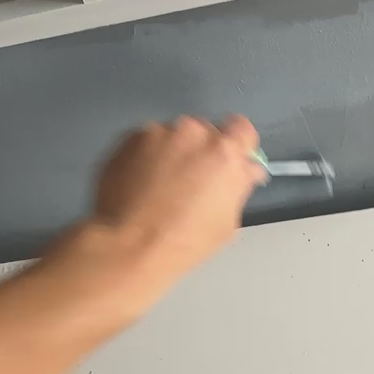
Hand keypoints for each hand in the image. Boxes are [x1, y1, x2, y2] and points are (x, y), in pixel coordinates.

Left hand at [74, 115, 263, 297]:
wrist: (129, 244)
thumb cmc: (184, 241)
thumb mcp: (227, 221)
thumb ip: (238, 186)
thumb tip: (245, 170)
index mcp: (224, 153)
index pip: (241, 129)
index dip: (236, 145)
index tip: (228, 161)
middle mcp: (192, 133)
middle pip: (204, 131)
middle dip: (200, 151)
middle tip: (189, 181)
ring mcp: (158, 133)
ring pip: (172, 136)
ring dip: (171, 152)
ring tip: (159, 186)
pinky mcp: (128, 139)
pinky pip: (145, 142)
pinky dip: (145, 156)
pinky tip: (138, 183)